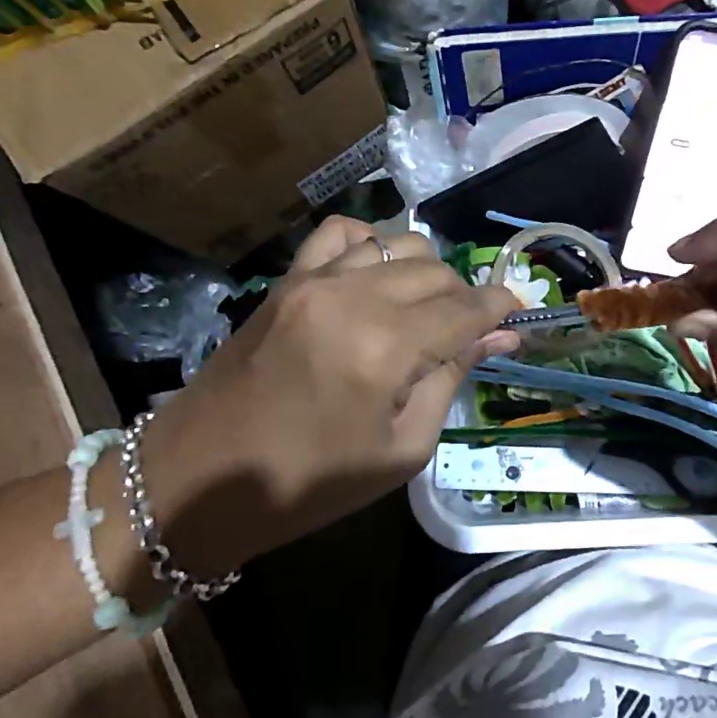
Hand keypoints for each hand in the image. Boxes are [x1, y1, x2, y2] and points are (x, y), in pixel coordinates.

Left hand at [128, 218, 518, 582]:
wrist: (199, 480)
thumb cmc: (309, 483)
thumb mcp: (400, 450)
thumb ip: (451, 380)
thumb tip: (498, 337)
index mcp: (385, 348)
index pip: (464, 309)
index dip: (498, 308)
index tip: (517, 311)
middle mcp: (353, 297)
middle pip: (435, 272)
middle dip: (463, 296)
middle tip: (467, 331)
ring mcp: (313, 281)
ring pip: (396, 244)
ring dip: (425, 271)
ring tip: (424, 308)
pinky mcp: (286, 281)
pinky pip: (339, 234)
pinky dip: (371, 243)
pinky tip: (376, 273)